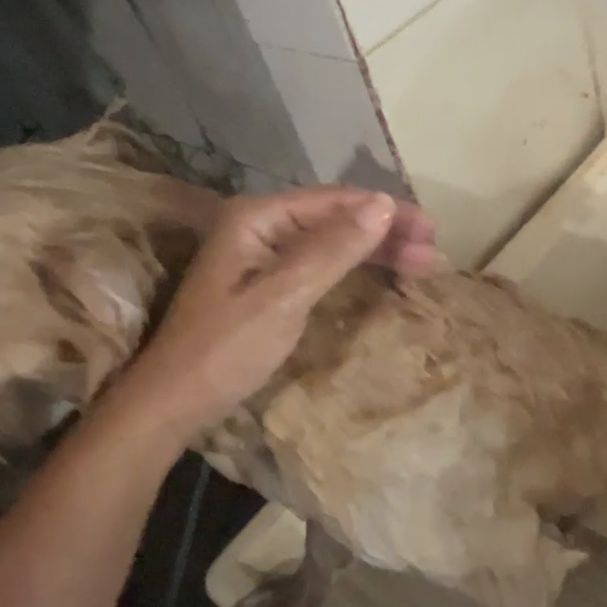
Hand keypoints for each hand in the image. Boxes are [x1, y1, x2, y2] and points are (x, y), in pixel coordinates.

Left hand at [135, 187, 437, 431]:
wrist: (171, 404)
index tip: (430, 230)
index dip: (385, 212)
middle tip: (435, 251)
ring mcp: (262, 257)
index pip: (334, 202)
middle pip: (335, 218)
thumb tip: (384, 203)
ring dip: (376, 251)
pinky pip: (321, 264)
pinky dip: (355, 268)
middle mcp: (260, 227)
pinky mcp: (267, 285)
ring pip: (332, 242)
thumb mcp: (284, 298)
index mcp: (257, 218)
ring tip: (424, 264)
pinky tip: (383, 275)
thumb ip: (333, 250)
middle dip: (385, 232)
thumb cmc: (225, 350)